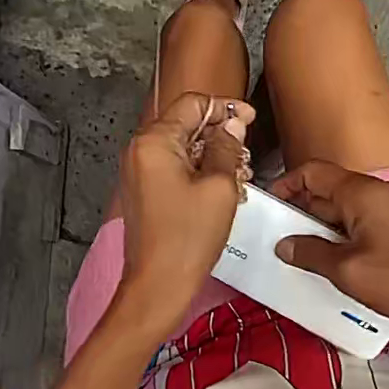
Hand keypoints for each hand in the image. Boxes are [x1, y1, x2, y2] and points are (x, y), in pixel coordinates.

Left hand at [114, 92, 254, 334]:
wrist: (158, 283)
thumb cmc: (186, 239)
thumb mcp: (219, 187)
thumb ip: (227, 147)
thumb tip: (232, 125)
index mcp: (154, 141)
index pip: (192, 104)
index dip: (225, 107)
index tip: (249, 118)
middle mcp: (140, 151)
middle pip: (185, 124)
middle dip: (220, 136)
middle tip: (245, 157)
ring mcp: (139, 172)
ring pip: (182, 148)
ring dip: (213, 156)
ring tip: (238, 178)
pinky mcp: (144, 191)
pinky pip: (173, 168)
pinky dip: (198, 172)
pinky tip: (221, 190)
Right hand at [272, 160, 388, 352]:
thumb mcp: (345, 270)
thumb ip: (309, 253)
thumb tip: (284, 245)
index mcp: (364, 192)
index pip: (314, 172)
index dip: (287, 184)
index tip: (269, 206)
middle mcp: (382, 193)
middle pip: (331, 190)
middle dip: (302, 210)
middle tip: (280, 237)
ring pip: (348, 209)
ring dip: (323, 227)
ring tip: (303, 254)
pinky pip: (366, 223)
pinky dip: (344, 236)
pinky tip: (336, 263)